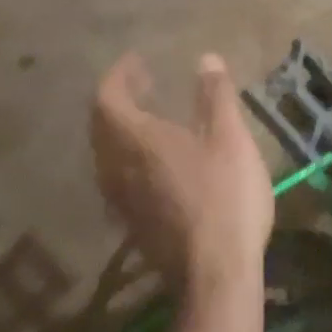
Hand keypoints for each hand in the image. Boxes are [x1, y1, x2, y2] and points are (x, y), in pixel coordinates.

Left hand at [91, 52, 274, 294]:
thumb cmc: (224, 196)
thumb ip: (215, 96)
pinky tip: (158, 168)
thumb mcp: (230, 138)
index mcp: (134, 139)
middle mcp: (115, 167)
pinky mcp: (133, 226)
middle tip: (144, 86)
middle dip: (118, 101)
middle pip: (101, 126)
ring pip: (108, 156)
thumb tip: (206, 59)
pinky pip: (120, 181)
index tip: (138, 61)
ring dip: (123, 133)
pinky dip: (132, 162)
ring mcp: (120, 200)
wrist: (215, 272)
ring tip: (151, 123)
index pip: (107, 96)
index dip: (119, 75)